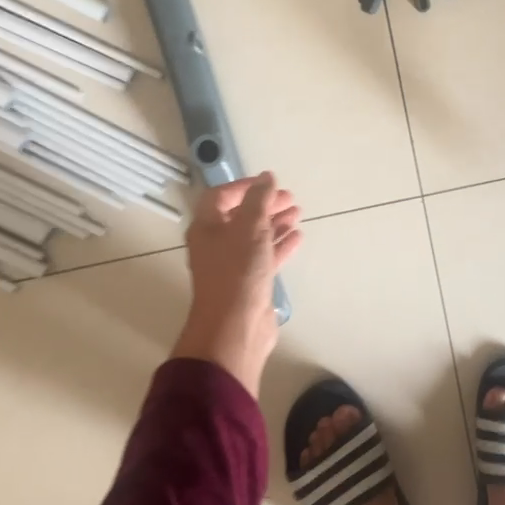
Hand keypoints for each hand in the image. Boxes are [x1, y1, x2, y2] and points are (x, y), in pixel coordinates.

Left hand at [172, 172, 302, 394]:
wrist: (236, 327)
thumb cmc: (237, 271)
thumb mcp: (249, 227)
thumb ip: (259, 199)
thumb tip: (267, 177)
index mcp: (207, 227)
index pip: (221, 196)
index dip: (244, 186)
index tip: (270, 183)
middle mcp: (216, 243)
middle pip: (241, 215)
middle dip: (265, 204)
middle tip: (290, 198)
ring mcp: (233, 264)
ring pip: (255, 236)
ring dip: (275, 223)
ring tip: (298, 213)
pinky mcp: (249, 282)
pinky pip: (265, 256)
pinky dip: (280, 245)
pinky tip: (297, 237)